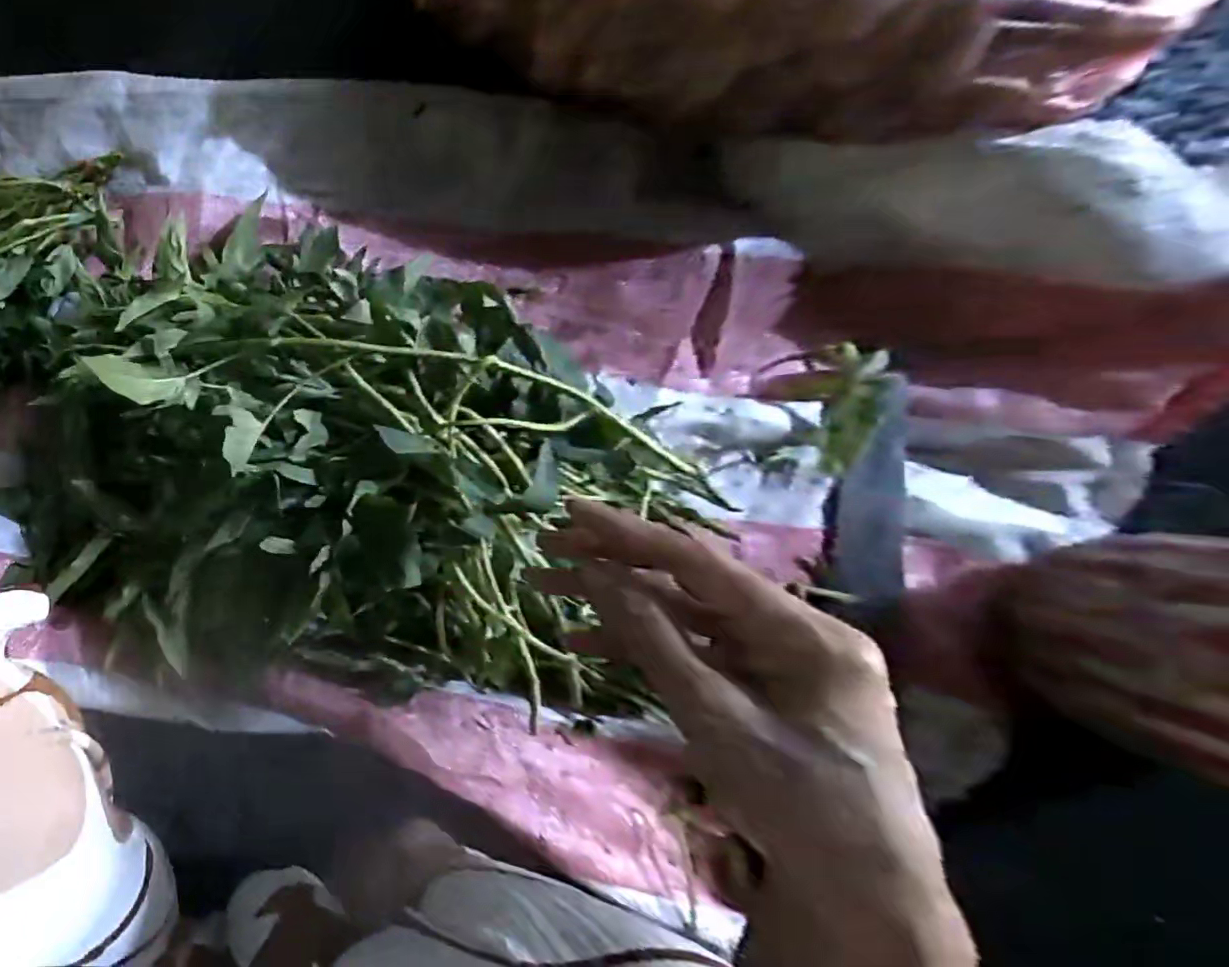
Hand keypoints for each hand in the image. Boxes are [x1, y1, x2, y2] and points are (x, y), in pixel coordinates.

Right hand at [534, 500, 974, 966]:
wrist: (862, 903)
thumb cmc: (800, 808)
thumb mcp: (717, 721)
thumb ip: (652, 639)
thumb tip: (595, 573)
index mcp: (806, 632)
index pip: (703, 564)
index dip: (631, 532)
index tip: (571, 508)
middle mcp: (793, 632)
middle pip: (688, 583)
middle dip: (615, 563)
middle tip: (550, 546)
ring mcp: (773, 658)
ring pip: (681, 613)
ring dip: (615, 603)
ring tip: (548, 588)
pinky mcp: (755, 684)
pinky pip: (690, 650)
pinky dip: (639, 645)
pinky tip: (584, 641)